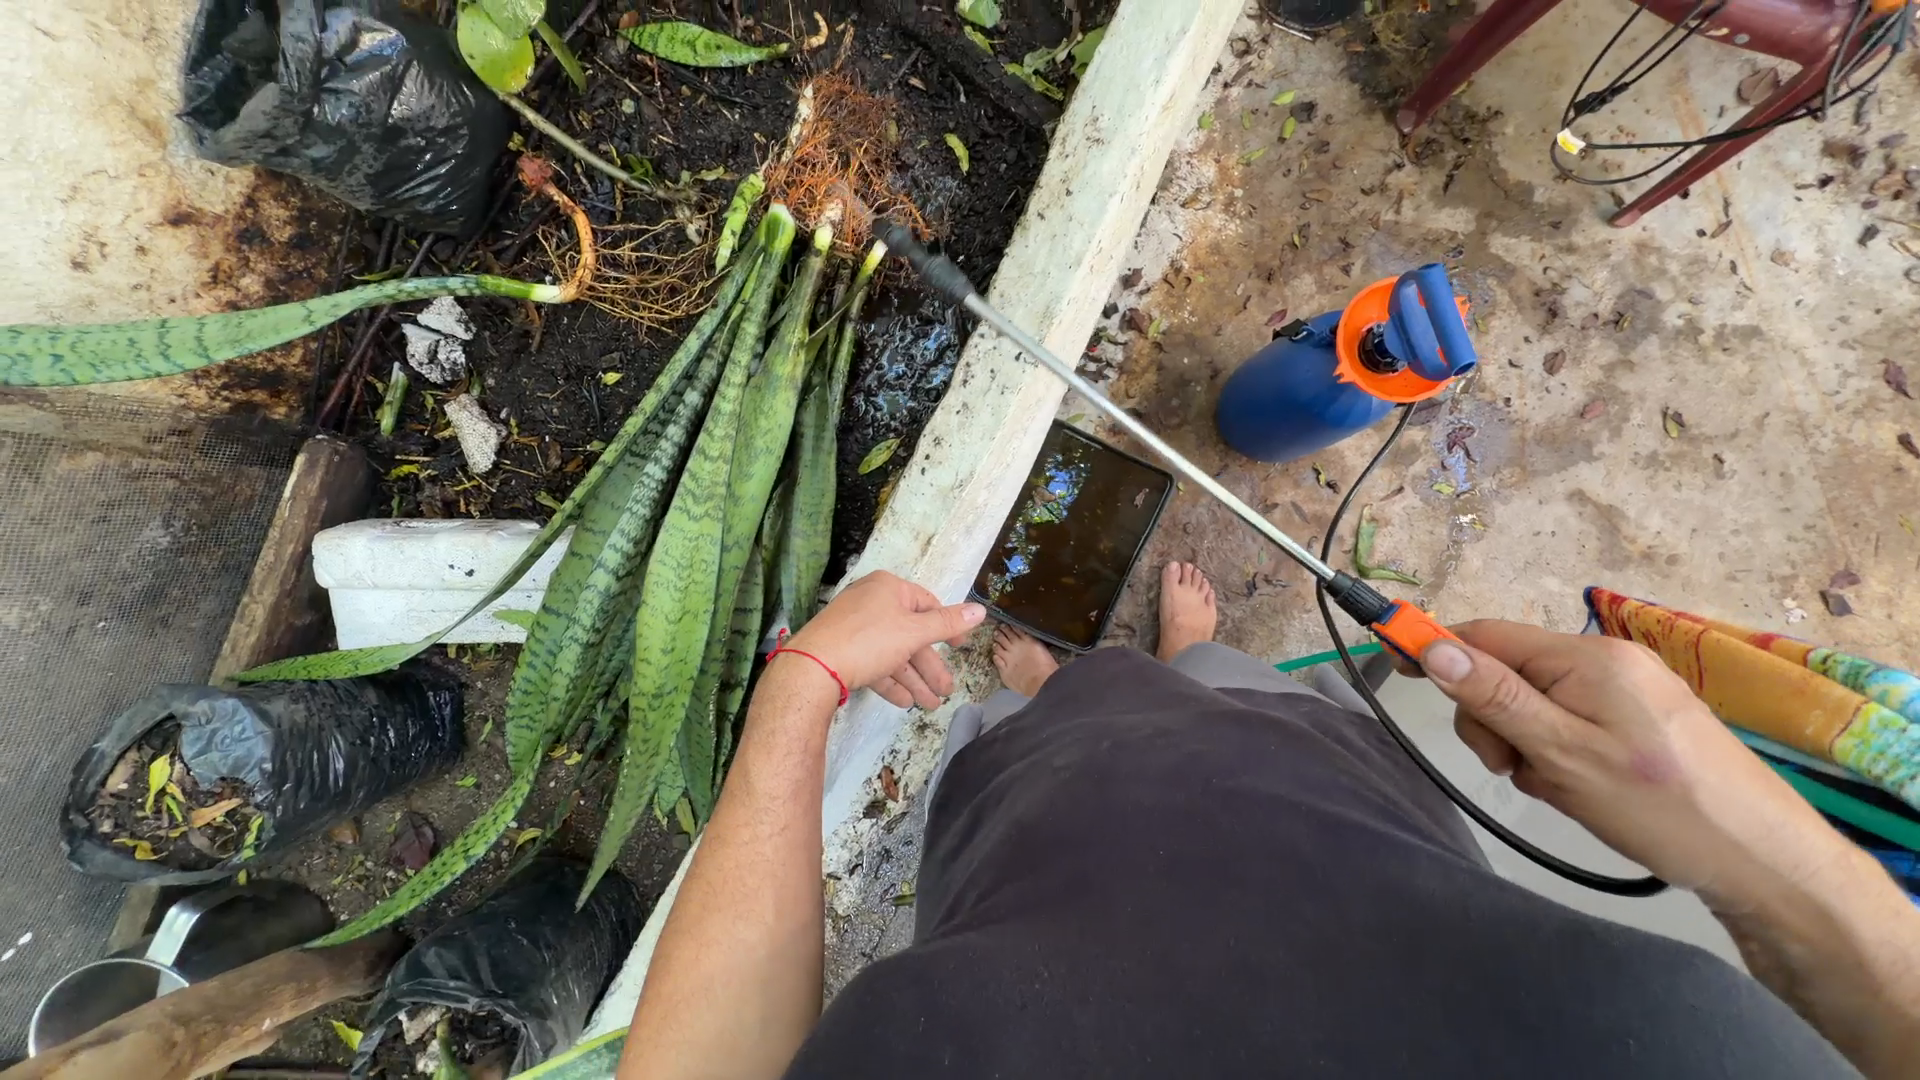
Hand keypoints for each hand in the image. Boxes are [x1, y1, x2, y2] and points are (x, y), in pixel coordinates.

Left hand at [779, 571, 985, 710]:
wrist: (813, 667)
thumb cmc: (869, 640)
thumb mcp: (914, 631)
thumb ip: (947, 624)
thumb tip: (981, 610)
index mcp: (888, 588)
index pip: (927, 603)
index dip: (947, 627)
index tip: (960, 648)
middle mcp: (871, 602)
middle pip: (911, 634)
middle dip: (930, 666)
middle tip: (947, 691)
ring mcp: (854, 628)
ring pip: (893, 653)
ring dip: (914, 680)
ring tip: (930, 705)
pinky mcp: (843, 651)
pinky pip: (874, 664)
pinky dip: (890, 682)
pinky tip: (905, 703)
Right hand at [1414, 622, 1848, 907]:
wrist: (1771, 868)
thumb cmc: (1661, 807)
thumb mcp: (1562, 754)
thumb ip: (1494, 697)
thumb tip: (1432, 647)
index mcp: (1587, 659)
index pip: (1485, 636)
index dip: (1435, 649)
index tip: (1394, 663)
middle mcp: (1604, 660)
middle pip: (1503, 670)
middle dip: (1489, 718)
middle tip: (1510, 766)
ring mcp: (1622, 689)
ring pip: (1527, 700)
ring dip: (1519, 741)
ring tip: (1552, 783)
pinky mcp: (1634, 717)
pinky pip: (1561, 718)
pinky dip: (1549, 749)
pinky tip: (1573, 784)